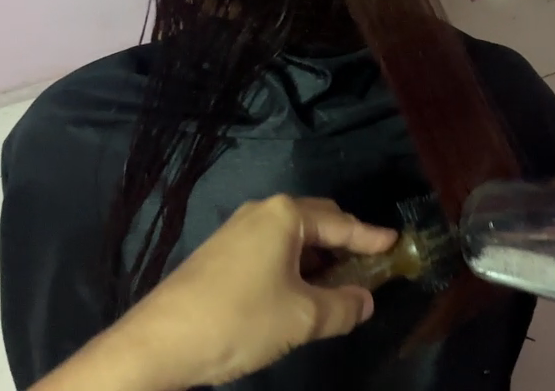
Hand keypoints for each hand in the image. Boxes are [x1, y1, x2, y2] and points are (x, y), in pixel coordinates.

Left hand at [41, 195, 396, 390]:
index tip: (395, 242)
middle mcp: (264, 211)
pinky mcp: (220, 252)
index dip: (371, 236)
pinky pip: (271, 248)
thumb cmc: (239, 320)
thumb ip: (342, 307)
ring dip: (317, 258)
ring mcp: (238, 229)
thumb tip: (366, 300)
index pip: (342, 222)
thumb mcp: (301, 318)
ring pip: (292, 236)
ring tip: (335, 287)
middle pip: (318, 221)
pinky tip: (296, 293)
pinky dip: (293, 265)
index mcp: (287, 214)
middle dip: (345, 243)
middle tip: (368, 267)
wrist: (158, 343)